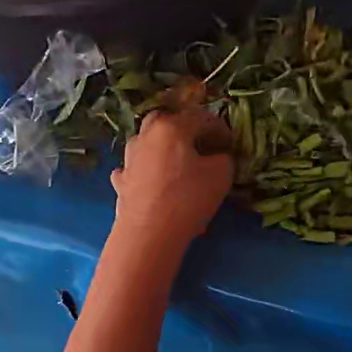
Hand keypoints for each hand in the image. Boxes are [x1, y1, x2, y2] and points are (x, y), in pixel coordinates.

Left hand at [111, 108, 233, 251]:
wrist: (148, 233)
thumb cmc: (187, 198)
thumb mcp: (221, 174)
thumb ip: (224, 157)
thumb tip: (218, 156)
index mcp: (171, 127)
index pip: (202, 118)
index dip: (221, 130)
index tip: (231, 145)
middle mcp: (145, 136)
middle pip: (168, 122)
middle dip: (186, 130)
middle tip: (202, 146)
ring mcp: (128, 158)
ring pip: (148, 142)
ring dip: (163, 148)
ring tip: (179, 164)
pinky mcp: (120, 181)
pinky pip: (136, 167)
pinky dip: (146, 169)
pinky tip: (154, 180)